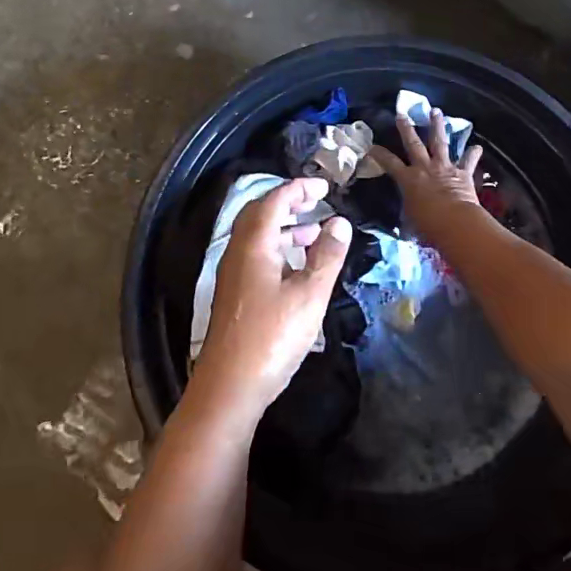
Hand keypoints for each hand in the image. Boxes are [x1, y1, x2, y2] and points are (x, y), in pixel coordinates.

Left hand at [193, 177, 352, 420]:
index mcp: (253, 245)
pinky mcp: (234, 294)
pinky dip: (278, 249)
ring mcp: (232, 274)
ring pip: (257, 237)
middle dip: (289, 203)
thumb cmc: (272, 336)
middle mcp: (237, 252)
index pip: (274, 201)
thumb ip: (326, 256)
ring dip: (285, 228)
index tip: (324, 185)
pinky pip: (256, 256)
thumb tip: (340, 222)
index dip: (298, 189)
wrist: (230, 384)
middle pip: (260, 214)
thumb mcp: (309, 295)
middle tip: (317, 201)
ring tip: (315, 233)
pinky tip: (297, 268)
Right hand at [368, 110, 486, 234]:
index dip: (379, 154)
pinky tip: (477, 147)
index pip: (389, 163)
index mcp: (408, 179)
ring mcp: (444, 168)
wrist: (455, 222)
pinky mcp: (463, 173)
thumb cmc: (428, 224)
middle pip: (413, 144)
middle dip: (406, 129)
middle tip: (401, 115)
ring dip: (437, 126)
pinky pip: (468, 161)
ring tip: (436, 111)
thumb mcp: (410, 220)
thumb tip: (407, 226)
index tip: (371, 146)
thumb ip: (409, 214)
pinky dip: (473, 154)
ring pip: (439, 142)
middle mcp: (424, 168)